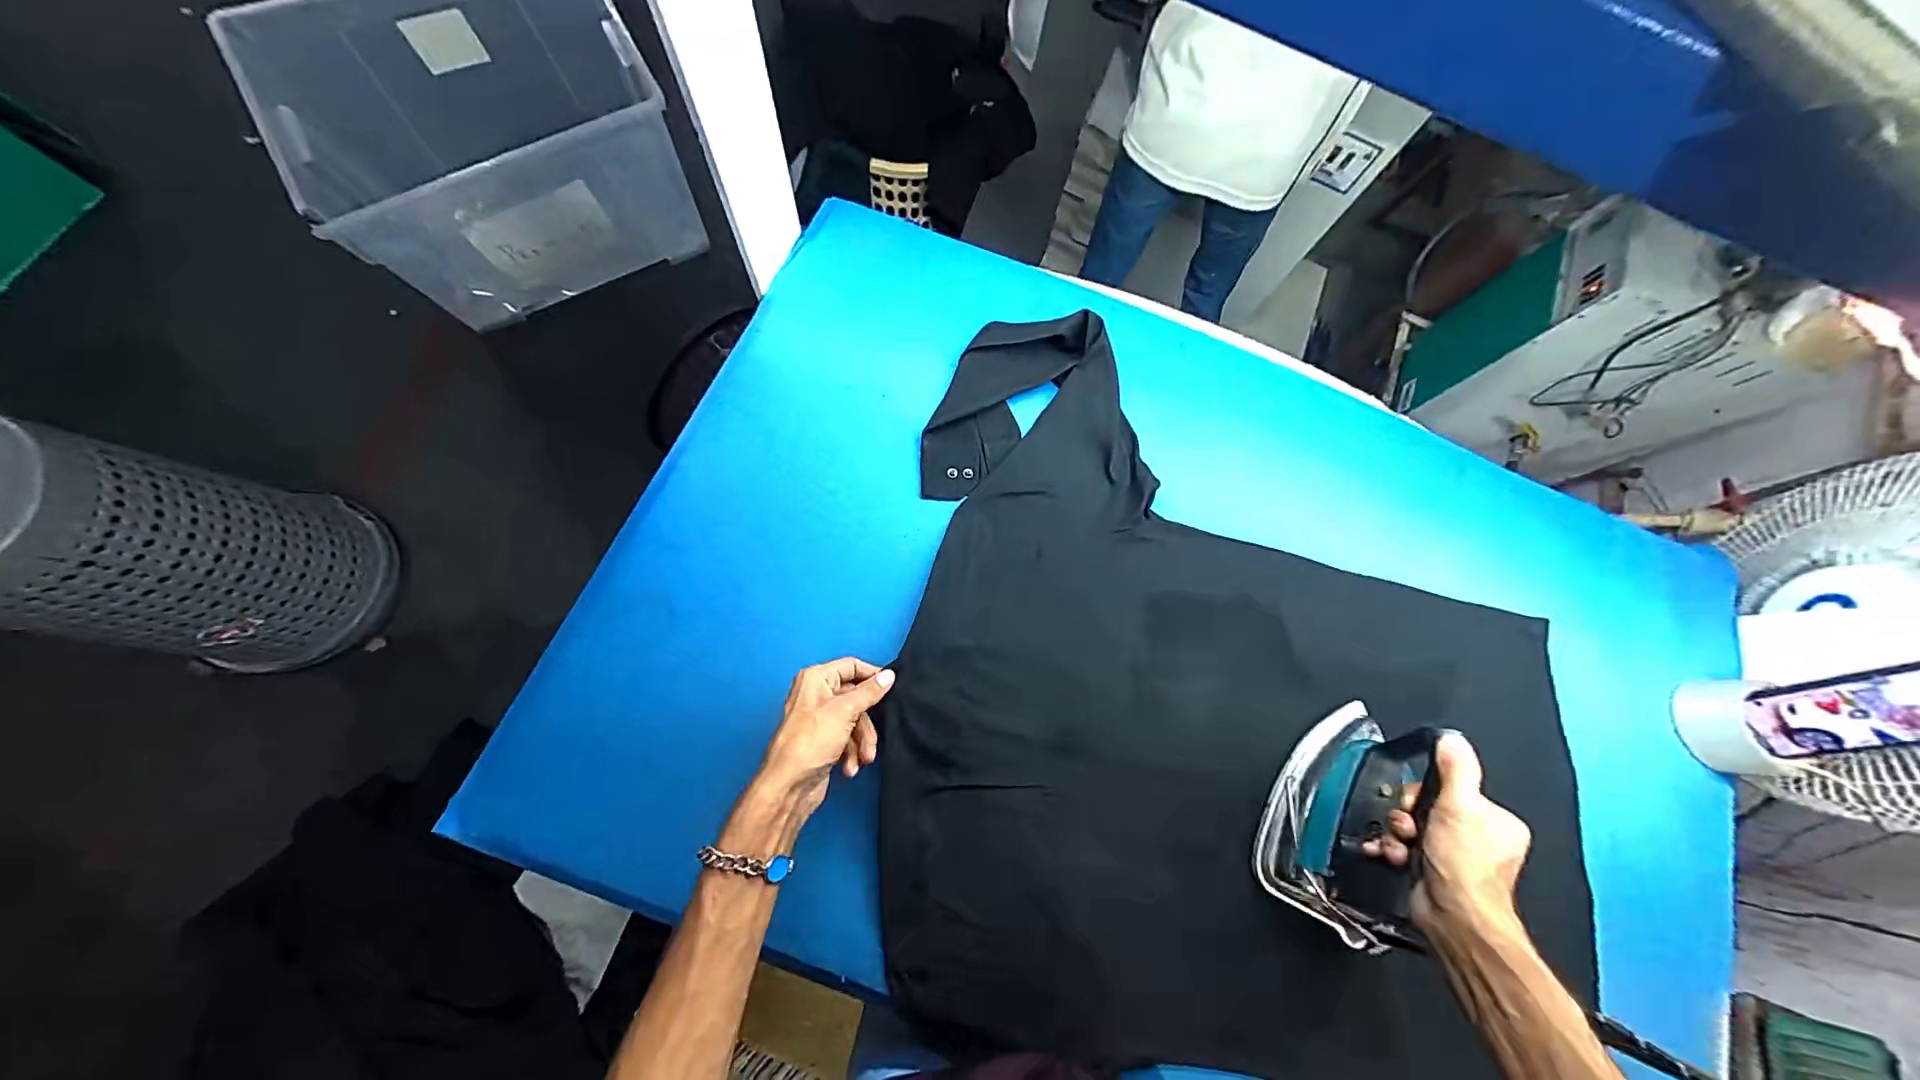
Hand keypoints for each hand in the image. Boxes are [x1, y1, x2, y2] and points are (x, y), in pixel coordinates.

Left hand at [756, 657, 894, 815]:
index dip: (872, 676)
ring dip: (861, 742)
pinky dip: (852, 752)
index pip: (851, 666)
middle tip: (871, 737)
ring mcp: (820, 718)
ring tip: (863, 759)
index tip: (891, 688)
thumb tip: (889, 675)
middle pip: (856, 697)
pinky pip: (848, 738)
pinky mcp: (824, 740)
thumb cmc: (809, 743)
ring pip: (855, 721)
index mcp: (816, 679)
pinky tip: (849, 767)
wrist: (789, 787)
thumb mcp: (845, 711)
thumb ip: (869, 692)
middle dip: (866, 723)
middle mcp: (817, 694)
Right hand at [1361, 733, 1531, 939]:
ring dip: (1396, 833)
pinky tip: (1390, 853)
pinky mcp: (1429, 870)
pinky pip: (1401, 847)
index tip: (1419, 801)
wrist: (1453, 916)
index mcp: (1493, 821)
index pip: (1448, 788)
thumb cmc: (1465, 867)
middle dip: (1406, 814)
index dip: (1425, 791)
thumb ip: (1456, 769)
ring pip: (1409, 826)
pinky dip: (1390, 848)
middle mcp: (1475, 838)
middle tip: (1410, 826)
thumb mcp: (1460, 805)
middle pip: (1423, 806)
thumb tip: (1452, 740)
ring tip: (1402, 845)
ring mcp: (1452, 856)